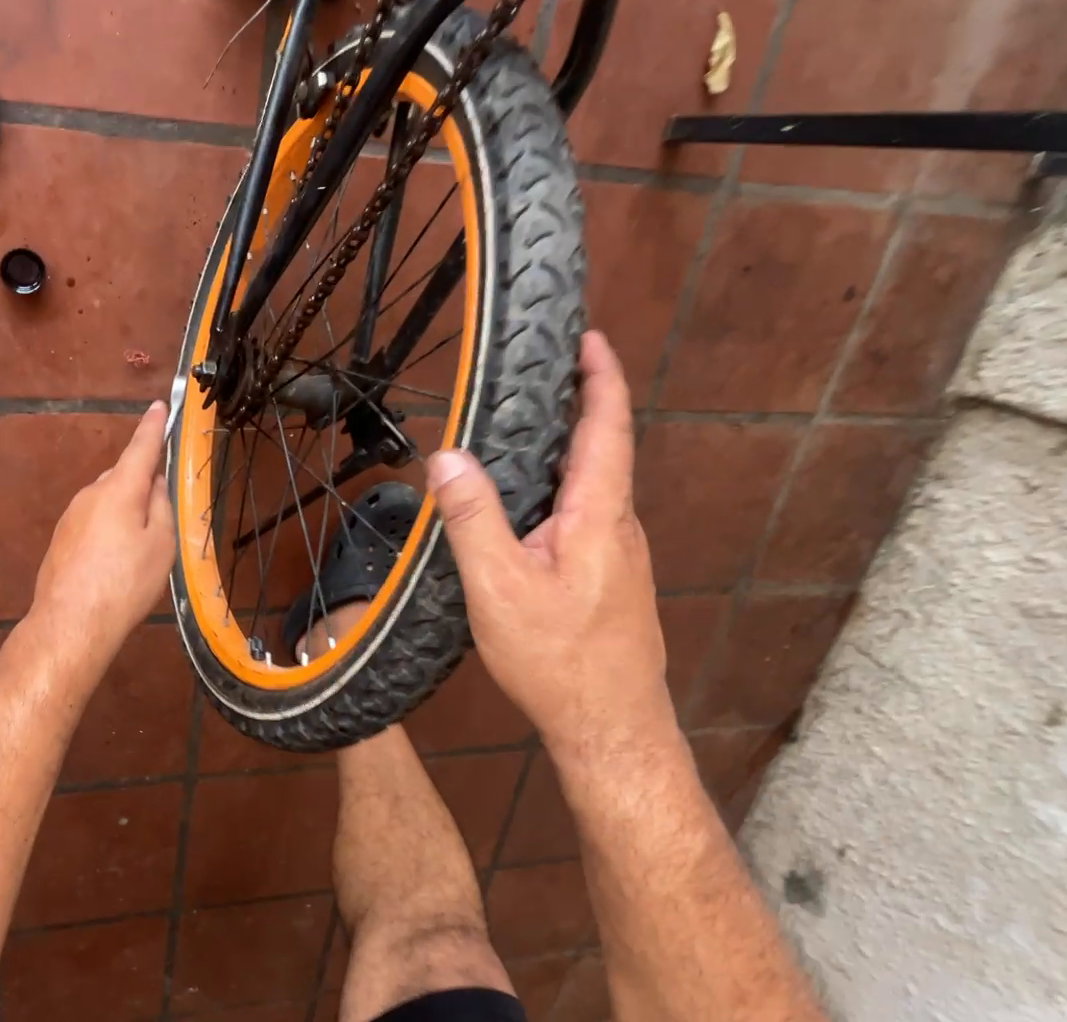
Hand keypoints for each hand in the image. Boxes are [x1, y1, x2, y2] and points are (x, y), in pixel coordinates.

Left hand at [29, 402, 176, 659]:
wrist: (71, 620)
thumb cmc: (126, 582)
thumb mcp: (161, 545)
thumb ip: (162, 507)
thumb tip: (155, 483)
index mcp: (120, 488)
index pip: (141, 447)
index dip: (153, 426)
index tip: (159, 406)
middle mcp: (92, 492)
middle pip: (124, 477)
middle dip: (142, 487)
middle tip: (161, 520)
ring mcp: (72, 514)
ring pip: (108, 500)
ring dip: (125, 513)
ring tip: (139, 554)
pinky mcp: (61, 537)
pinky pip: (93, 522)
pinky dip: (108, 531)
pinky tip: (115, 564)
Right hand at [426, 332, 673, 766]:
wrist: (612, 727)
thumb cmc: (558, 659)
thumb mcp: (499, 587)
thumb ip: (473, 519)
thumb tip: (447, 458)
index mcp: (598, 515)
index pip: (607, 428)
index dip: (601, 378)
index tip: (588, 337)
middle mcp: (619, 526)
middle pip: (604, 450)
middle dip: (581, 403)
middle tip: (544, 373)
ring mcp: (620, 554)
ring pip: (595, 486)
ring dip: (570, 447)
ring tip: (527, 429)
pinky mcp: (611, 578)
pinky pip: (587, 514)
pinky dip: (563, 487)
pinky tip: (529, 507)